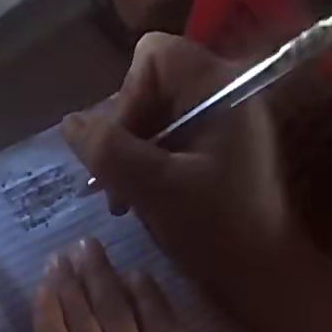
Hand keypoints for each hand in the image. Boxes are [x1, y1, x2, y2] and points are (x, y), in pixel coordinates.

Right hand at [62, 33, 331, 331]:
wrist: (262, 273)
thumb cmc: (214, 230)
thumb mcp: (154, 189)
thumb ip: (109, 151)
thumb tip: (69, 124)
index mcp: (217, 85)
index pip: (151, 58)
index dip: (125, 102)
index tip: (122, 156)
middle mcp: (223, 91)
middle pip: (150, 87)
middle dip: (126, 136)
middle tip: (118, 191)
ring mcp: (223, 121)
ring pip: (155, 119)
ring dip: (132, 159)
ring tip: (128, 203)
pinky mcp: (219, 149)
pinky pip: (170, 143)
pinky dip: (150, 169)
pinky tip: (145, 202)